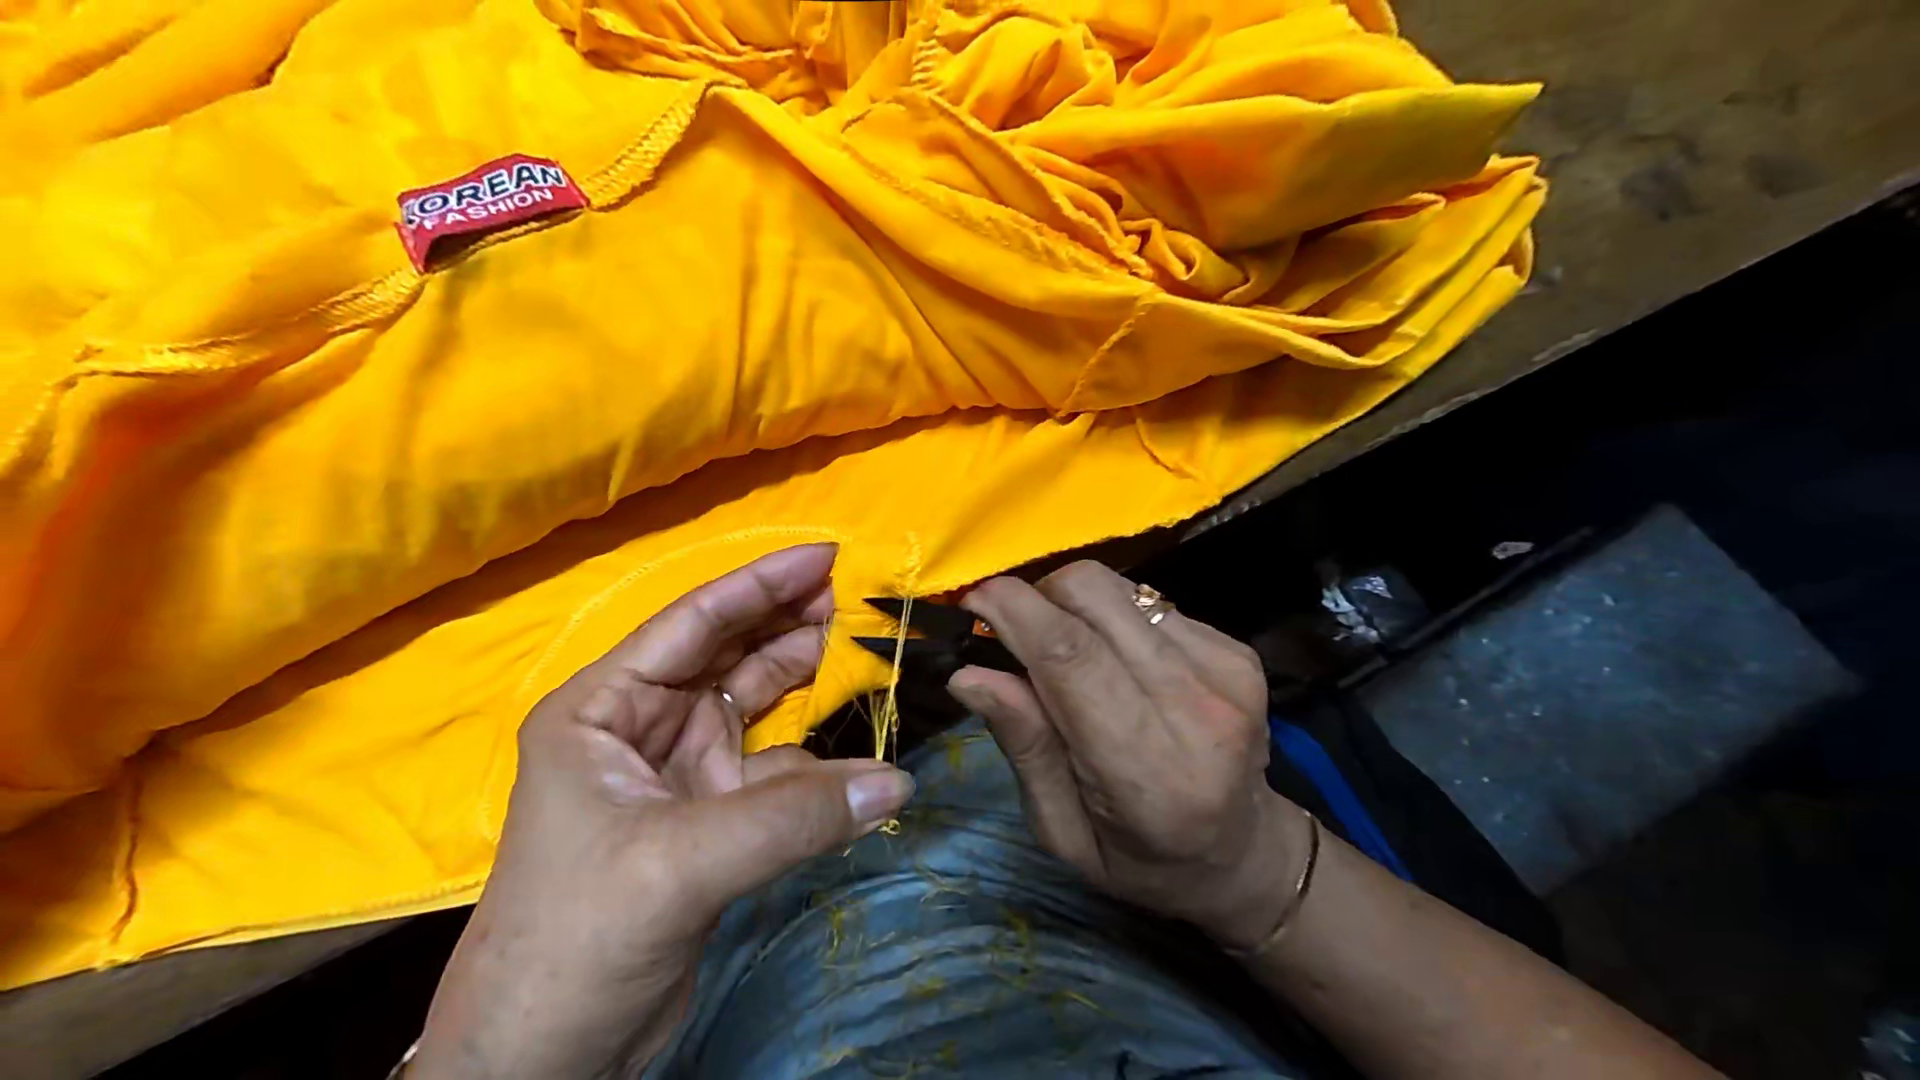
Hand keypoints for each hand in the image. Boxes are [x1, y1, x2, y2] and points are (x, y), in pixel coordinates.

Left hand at [412, 544, 914, 1079]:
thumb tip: (895, 784)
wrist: (546, 1060)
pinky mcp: (713, 813)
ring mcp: (682, 768)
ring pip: (755, 701)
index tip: (825, 556)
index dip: (759, 585)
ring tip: (858, 641)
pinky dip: (819, 760)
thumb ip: (790, 818)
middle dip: (788, 620)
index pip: (692, 624)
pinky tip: (858, 756)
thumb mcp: (677, 865)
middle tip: (855, 594)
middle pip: (729, 652)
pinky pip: (777, 766)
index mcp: (604, 708)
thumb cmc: (575, 939)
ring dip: (804, 673)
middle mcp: (643, 724)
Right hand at [947, 561, 1305, 949]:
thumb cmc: (1140, 859)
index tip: (972, 601)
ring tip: (1067, 653)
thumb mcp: (1062, 831)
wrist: (1245, 853)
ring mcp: (1224, 668)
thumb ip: (1024, 746)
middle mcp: (1196, 706)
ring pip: (1115, 585)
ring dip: (1070, 604)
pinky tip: (1113, 658)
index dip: (1015, 612)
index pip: (1071, 657)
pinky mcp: (1236, 648)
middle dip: (1035, 597)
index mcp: (1148, 771)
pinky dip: (1108, 616)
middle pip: (1092, 597)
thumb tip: (968, 675)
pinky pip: (1144, 598)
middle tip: (1016, 637)